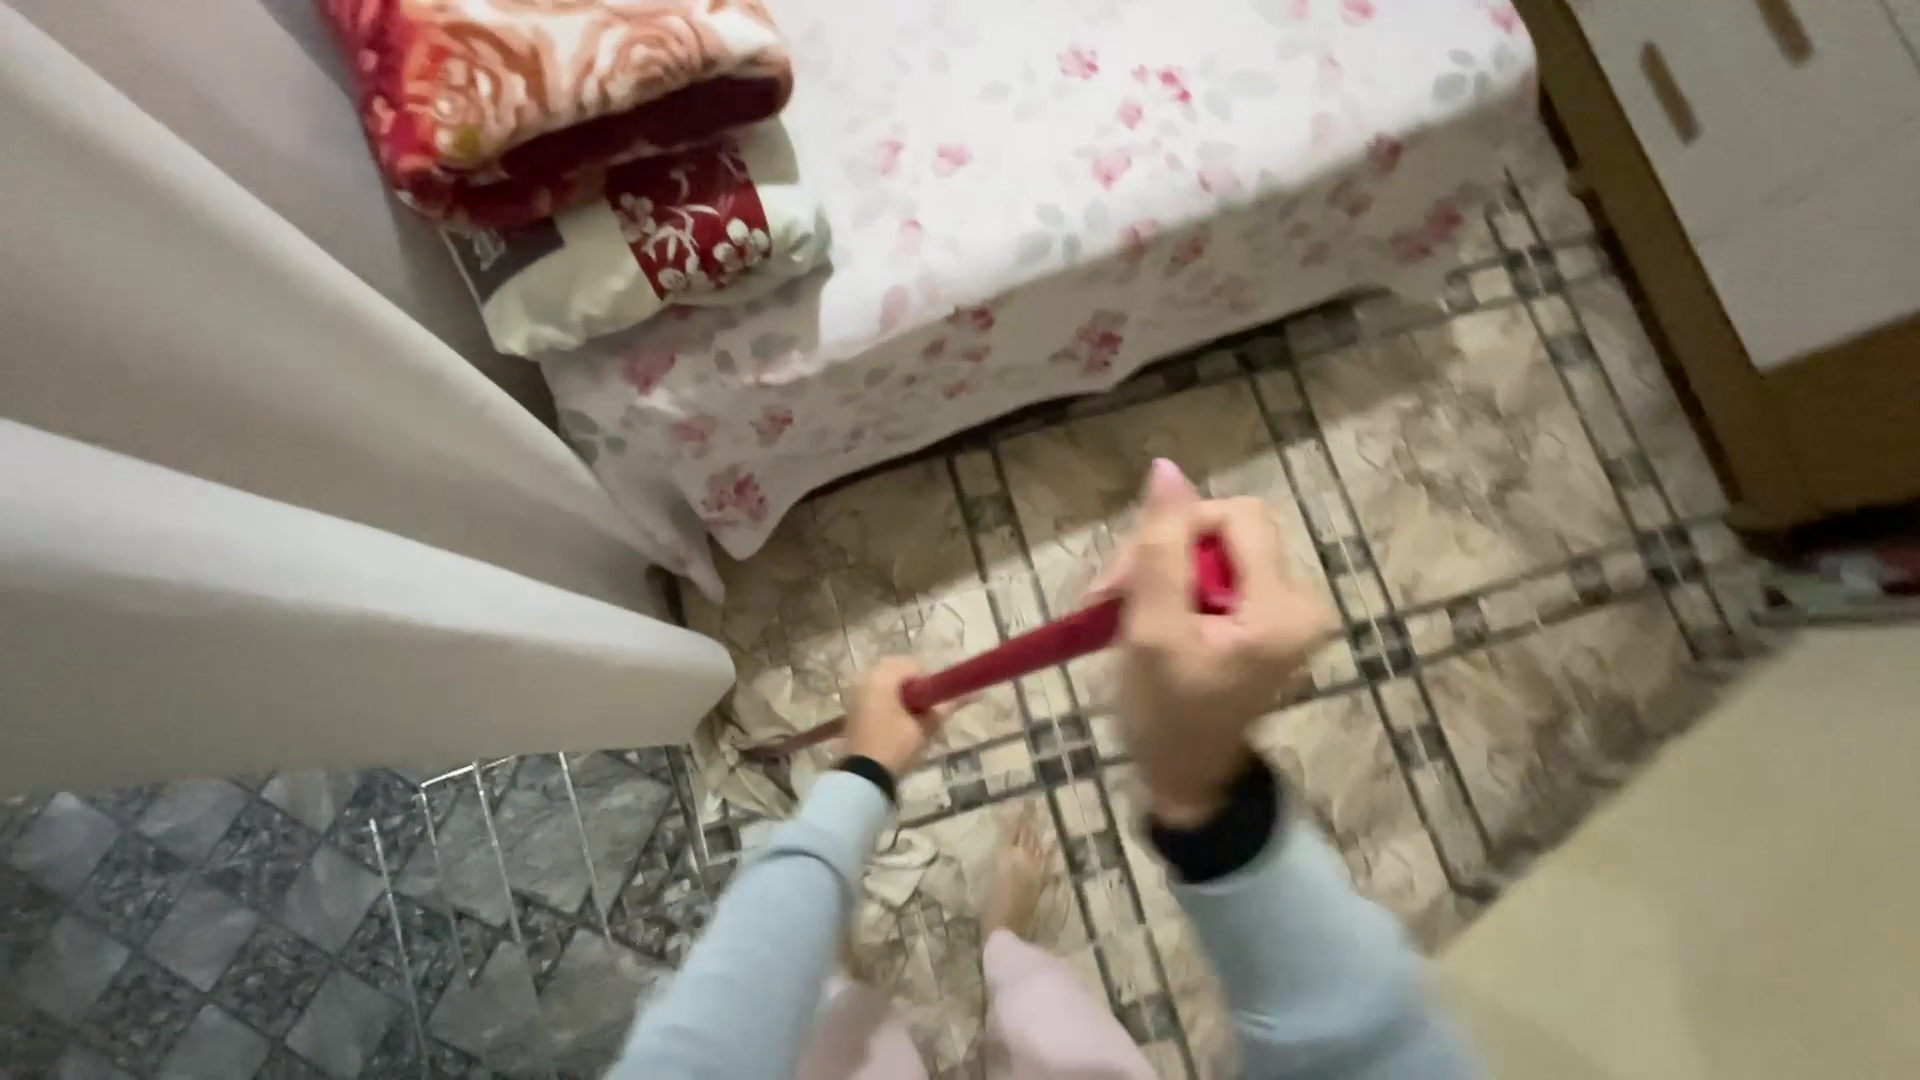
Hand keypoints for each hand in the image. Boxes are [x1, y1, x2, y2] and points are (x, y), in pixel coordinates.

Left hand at [843, 656, 942, 776]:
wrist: (863, 777)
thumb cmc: (895, 747)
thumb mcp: (925, 727)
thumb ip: (946, 707)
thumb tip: (974, 694)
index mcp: (882, 678)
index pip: (913, 665)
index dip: (929, 682)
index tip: (934, 702)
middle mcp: (865, 678)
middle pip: (897, 669)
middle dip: (914, 684)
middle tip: (925, 708)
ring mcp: (856, 693)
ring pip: (885, 681)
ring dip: (901, 692)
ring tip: (913, 717)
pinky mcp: (853, 708)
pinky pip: (875, 693)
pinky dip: (888, 700)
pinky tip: (897, 722)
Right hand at [1093, 460, 1335, 825]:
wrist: (1185, 776)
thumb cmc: (1165, 716)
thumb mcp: (1153, 631)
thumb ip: (1159, 549)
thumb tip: (1166, 468)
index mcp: (1285, 607)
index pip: (1233, 518)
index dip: (1174, 530)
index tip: (1124, 578)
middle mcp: (1302, 599)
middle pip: (1225, 530)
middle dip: (1161, 552)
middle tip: (1110, 595)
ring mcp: (1287, 609)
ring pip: (1215, 547)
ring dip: (1161, 568)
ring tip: (1119, 607)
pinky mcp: (1267, 617)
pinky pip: (1218, 571)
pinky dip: (1176, 584)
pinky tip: (1147, 612)